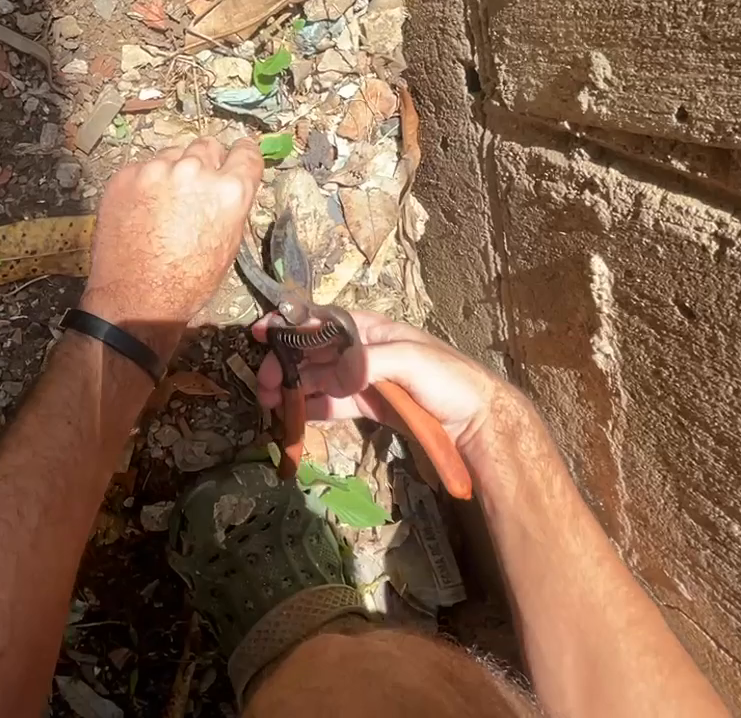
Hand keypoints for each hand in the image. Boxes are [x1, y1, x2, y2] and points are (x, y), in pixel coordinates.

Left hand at [81, 137, 263, 337]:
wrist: (135, 298)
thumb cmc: (187, 282)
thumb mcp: (227, 244)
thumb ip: (230, 205)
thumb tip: (229, 186)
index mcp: (228, 191)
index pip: (246, 152)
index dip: (242, 155)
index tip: (237, 154)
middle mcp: (194, 172)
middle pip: (207, 146)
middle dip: (205, 162)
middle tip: (196, 184)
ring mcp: (156, 170)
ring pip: (172, 154)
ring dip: (173, 170)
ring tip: (165, 202)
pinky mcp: (126, 176)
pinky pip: (143, 167)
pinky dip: (145, 182)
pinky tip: (142, 209)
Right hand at [255, 310, 506, 449]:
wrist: (478, 421)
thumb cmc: (448, 379)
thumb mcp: (410, 359)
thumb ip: (368, 362)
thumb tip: (333, 376)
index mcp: (367, 329)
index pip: (319, 319)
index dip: (288, 323)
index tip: (262, 332)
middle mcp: (358, 349)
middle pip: (310, 350)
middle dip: (283, 362)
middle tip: (263, 383)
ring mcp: (360, 378)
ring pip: (316, 377)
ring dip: (291, 387)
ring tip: (270, 402)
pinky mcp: (365, 404)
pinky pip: (329, 403)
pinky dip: (310, 407)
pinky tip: (293, 416)